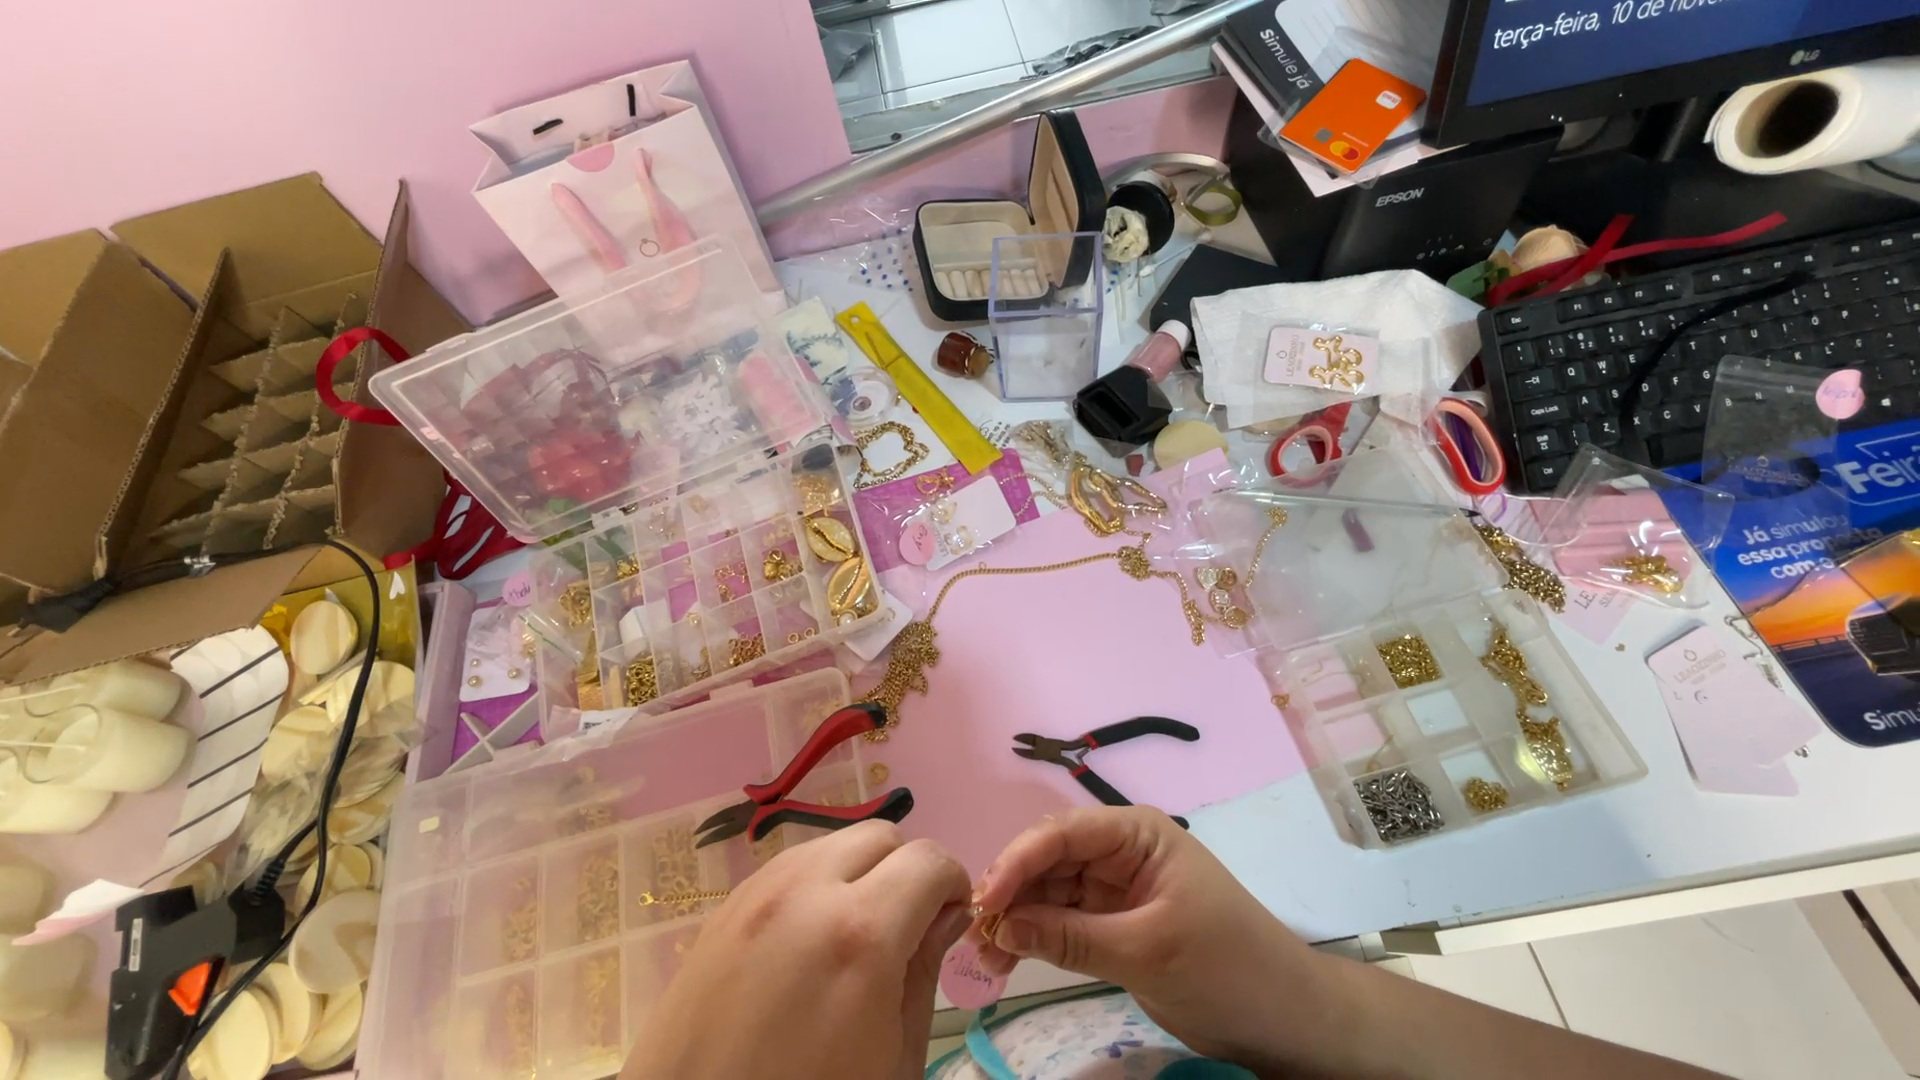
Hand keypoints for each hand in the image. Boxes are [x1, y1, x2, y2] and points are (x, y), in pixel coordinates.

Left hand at [622, 821, 970, 1079]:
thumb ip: (924, 970)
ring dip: (859, 871)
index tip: (950, 920)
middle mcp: (806, 891)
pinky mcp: (724, 907)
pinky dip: (815, 884)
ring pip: (832, 842)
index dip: (953, 885)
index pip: (929, 861)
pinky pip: (788, 867)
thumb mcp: (894, 1057)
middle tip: (905, 926)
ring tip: (853, 932)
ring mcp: (757, 893)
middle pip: (881, 835)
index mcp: (860, 933)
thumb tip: (946, 914)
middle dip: (906, 870)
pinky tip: (807, 940)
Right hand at [969, 807, 1348, 1074]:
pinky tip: (1006, 961)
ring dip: (1014, 921)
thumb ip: (1070, 937)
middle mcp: (1117, 851)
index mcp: (1135, 833)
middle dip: (1010, 894)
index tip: (984, 900)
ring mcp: (1112, 888)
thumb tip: (1001, 929)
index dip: (1018, 861)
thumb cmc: (1226, 966)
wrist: (1282, 1017)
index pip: (1062, 833)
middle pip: (1047, 860)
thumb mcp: (1146, 950)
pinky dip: (1033, 940)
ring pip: (1047, 893)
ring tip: (982, 959)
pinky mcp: (1110, 924)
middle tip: (973, 936)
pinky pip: (1060, 923)